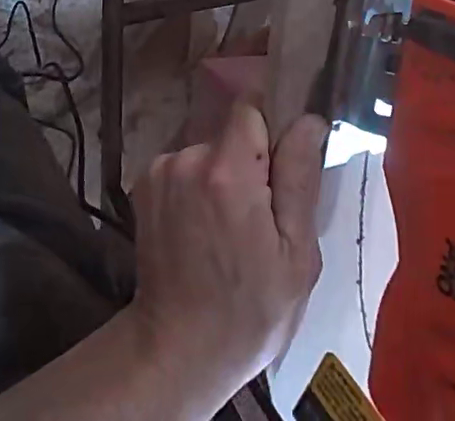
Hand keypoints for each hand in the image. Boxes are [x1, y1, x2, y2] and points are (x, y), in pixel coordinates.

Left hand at [129, 101, 329, 409]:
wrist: (177, 349)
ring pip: (210, 147)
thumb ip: (301, 177)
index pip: (252, 105)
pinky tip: (202, 225)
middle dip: (251, 159)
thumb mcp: (297, 253)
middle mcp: (187, 159)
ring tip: (230, 225)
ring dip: (224, 172)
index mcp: (228, 172)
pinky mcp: (144, 183)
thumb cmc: (250, 309)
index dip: (271, 128)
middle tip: (261, 212)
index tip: (282, 161)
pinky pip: (187, 163)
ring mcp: (160, 170)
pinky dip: (198, 183)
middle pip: (232, 130)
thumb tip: (309, 120)